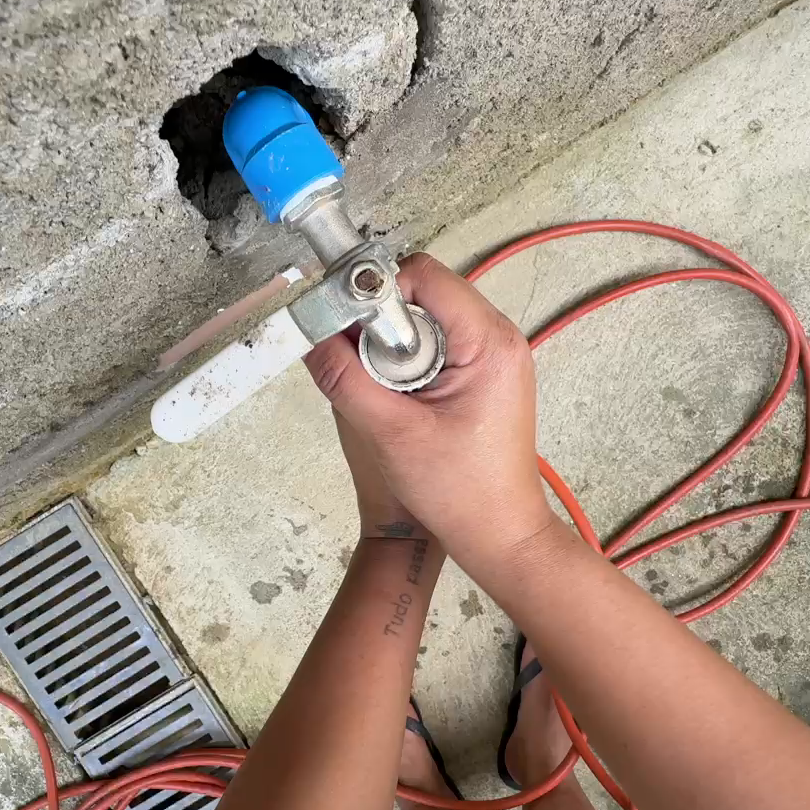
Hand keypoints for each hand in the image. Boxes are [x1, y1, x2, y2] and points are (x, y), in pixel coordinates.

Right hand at [303, 253, 554, 559]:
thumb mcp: (390, 433)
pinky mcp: (483, 374)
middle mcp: (498, 337)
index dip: (377, 294)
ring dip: (392, 345)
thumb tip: (310, 337)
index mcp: (489, 342)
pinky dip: (406, 360)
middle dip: (382, 322)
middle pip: (423, 292)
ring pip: (425, 318)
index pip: (423, 274)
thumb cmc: (459, 491)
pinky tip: (397, 397)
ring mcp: (494, 355)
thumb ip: (346, 380)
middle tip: (362, 365)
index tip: (349, 329)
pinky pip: (435, 344)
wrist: (499, 534)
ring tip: (382, 390)